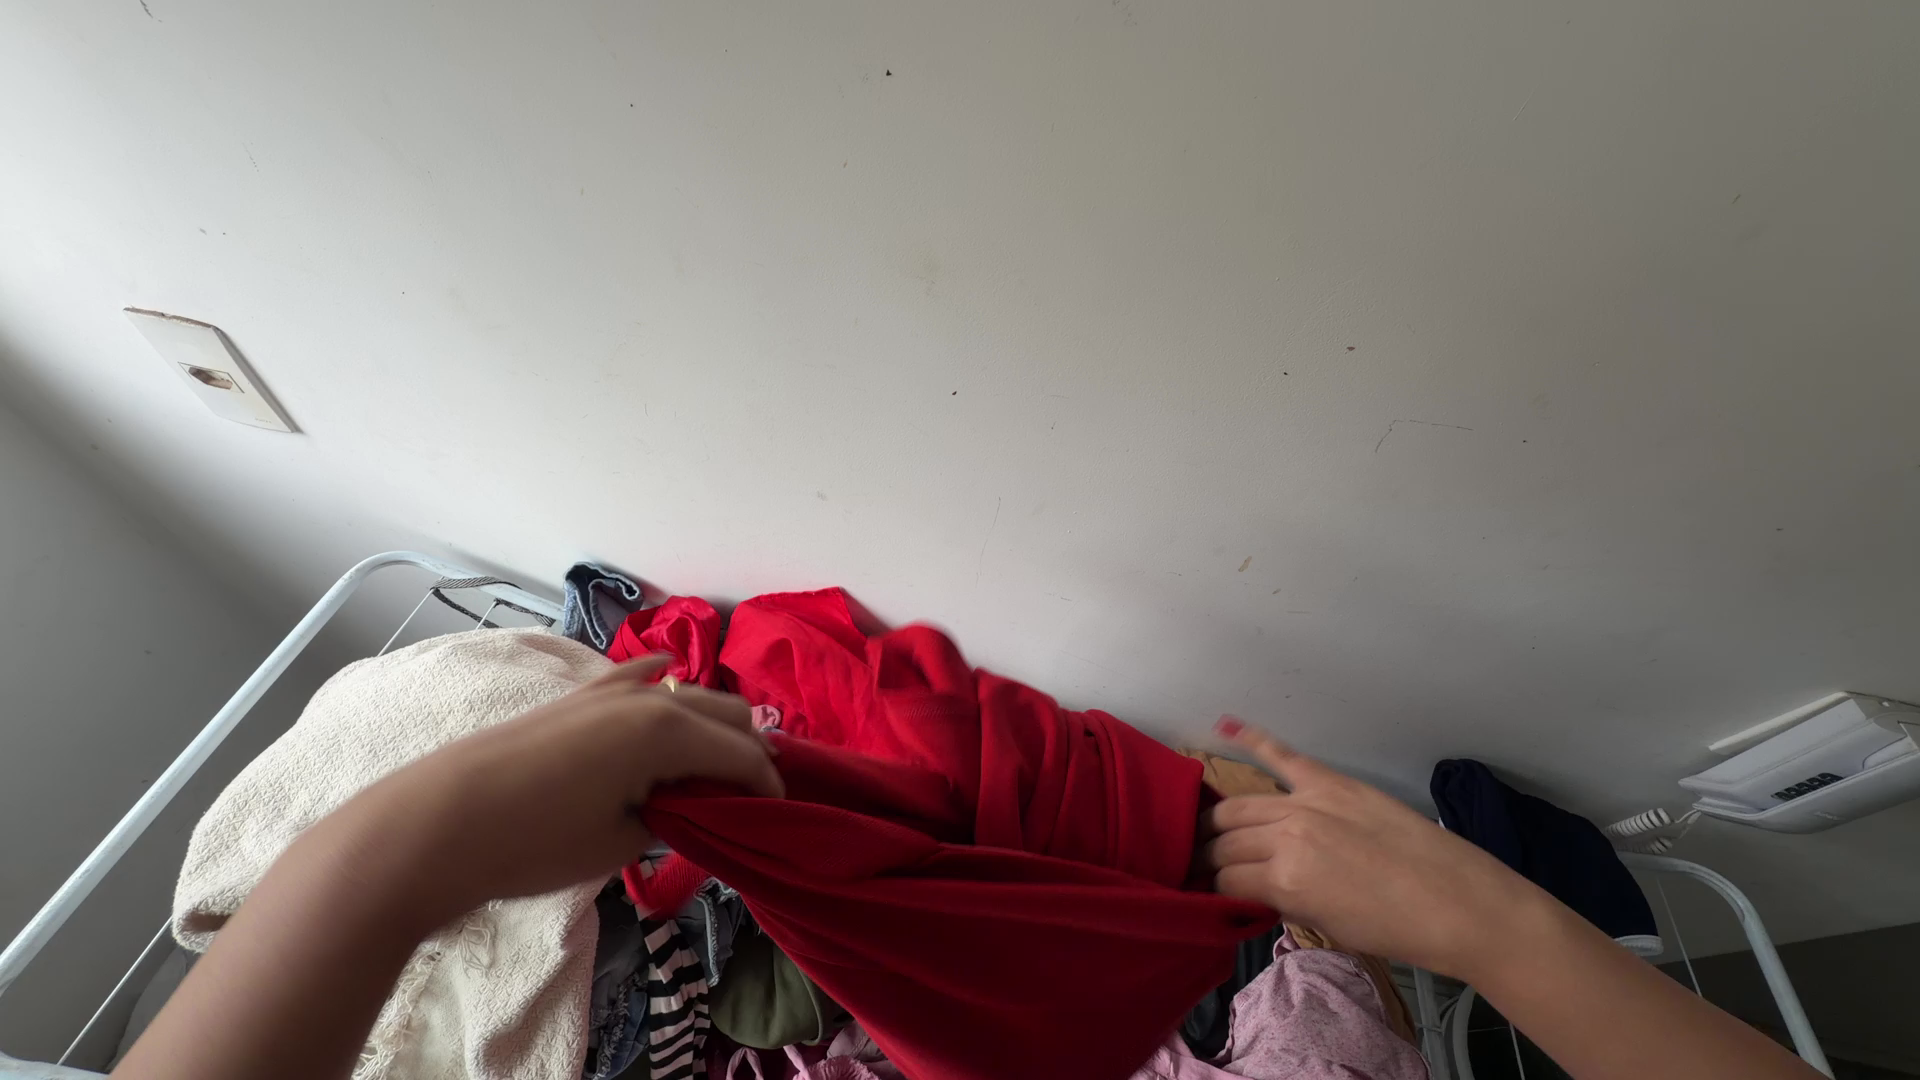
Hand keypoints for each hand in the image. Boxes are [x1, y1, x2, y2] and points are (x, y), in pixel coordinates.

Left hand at [318, 653, 782, 929]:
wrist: (434, 823)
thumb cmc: (534, 842)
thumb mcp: (620, 842)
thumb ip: (673, 817)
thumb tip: (689, 806)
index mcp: (669, 731)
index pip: (742, 753)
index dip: (767, 783)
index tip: (777, 809)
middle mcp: (652, 696)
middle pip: (727, 711)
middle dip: (749, 747)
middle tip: (751, 788)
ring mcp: (614, 689)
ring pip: (690, 693)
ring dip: (714, 722)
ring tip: (716, 758)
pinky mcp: (582, 694)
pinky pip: (640, 676)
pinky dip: (665, 685)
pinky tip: (669, 681)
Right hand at [1204, 718, 1550, 979]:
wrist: (1466, 907)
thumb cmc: (1399, 933)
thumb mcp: (1328, 928)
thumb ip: (1281, 902)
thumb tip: (1251, 888)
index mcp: (1285, 879)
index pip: (1225, 878)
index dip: (1212, 888)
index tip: (1206, 893)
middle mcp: (1286, 834)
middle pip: (1226, 839)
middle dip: (1206, 853)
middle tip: (1200, 863)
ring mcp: (1307, 802)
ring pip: (1241, 806)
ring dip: (1219, 820)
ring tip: (1208, 830)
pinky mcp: (1331, 781)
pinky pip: (1282, 755)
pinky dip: (1252, 738)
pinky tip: (1226, 725)